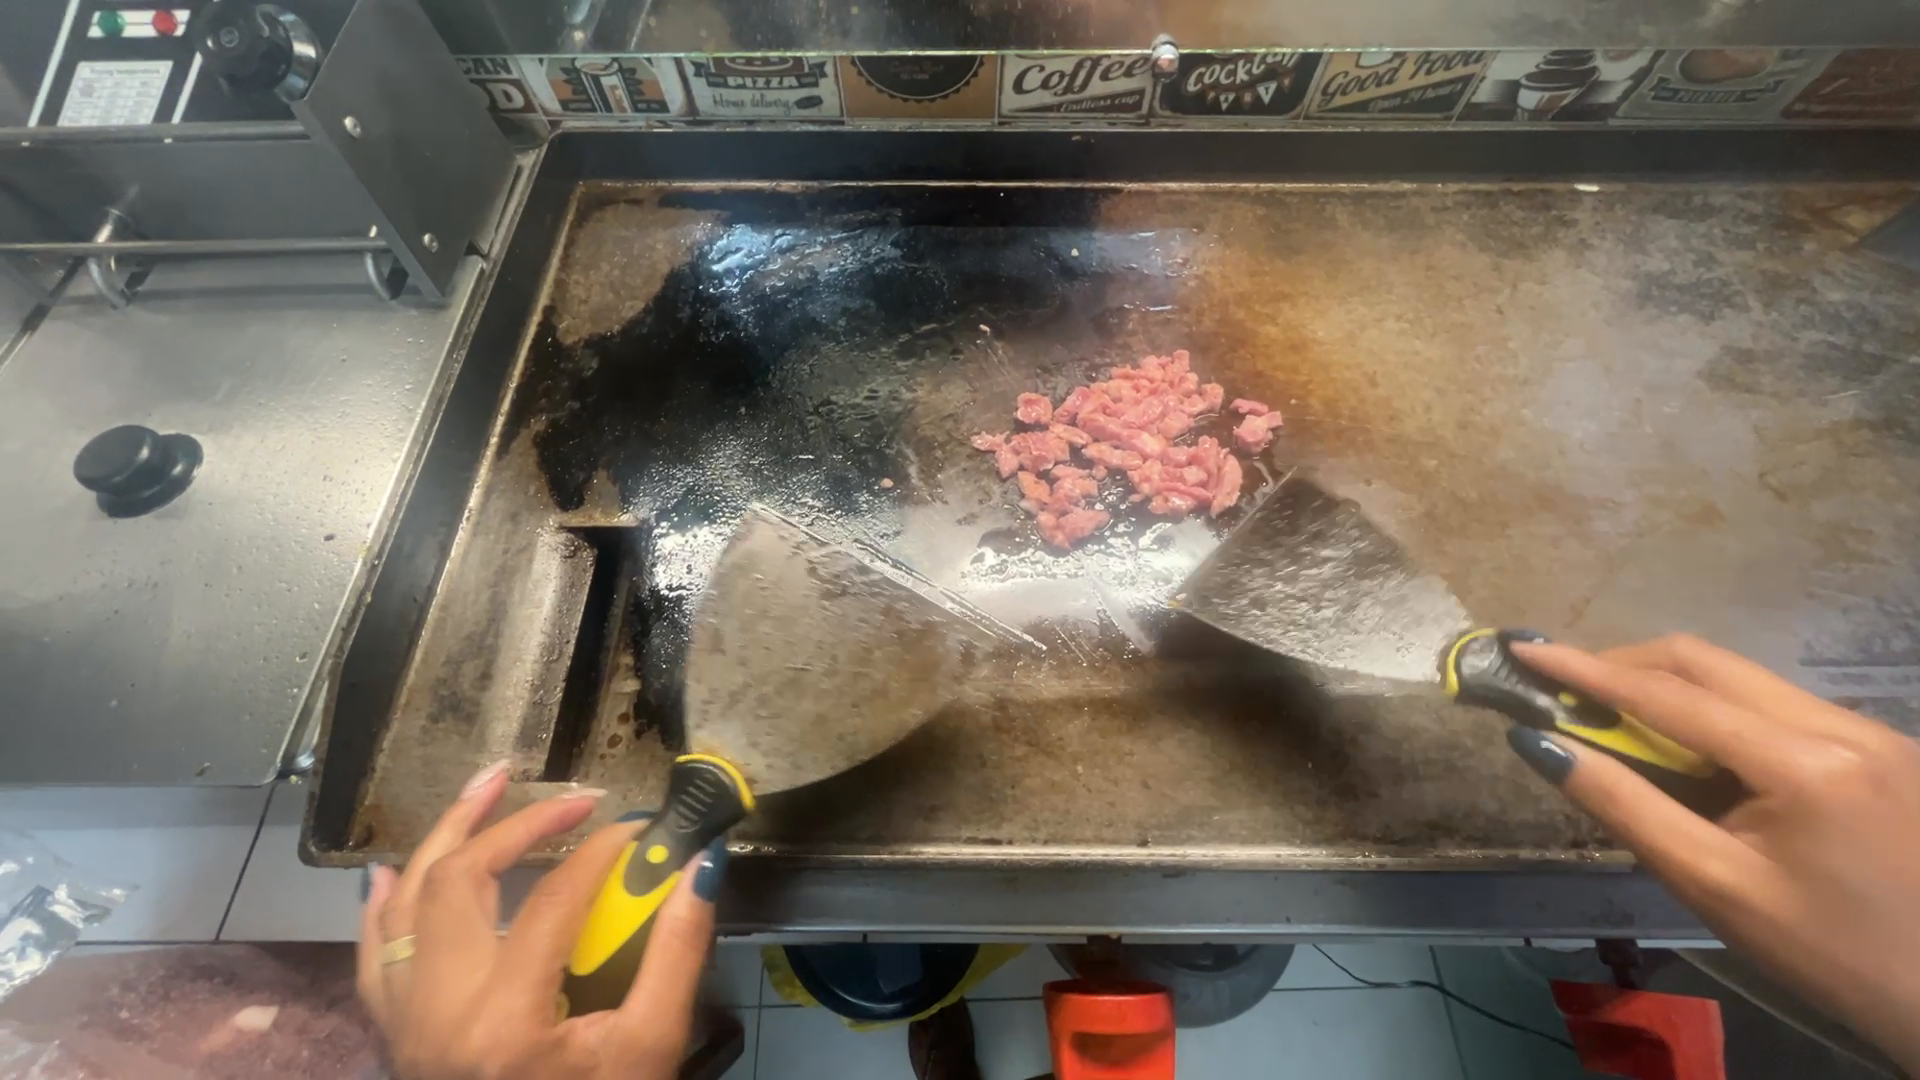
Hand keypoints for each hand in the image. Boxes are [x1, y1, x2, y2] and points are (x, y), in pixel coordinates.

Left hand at [357, 761, 722, 1078]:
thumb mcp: (652, 1045)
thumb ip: (679, 949)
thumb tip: (702, 863)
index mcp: (504, 1021)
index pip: (555, 898)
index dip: (604, 848)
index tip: (641, 828)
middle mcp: (436, 1014)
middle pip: (460, 881)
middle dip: (520, 822)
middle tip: (577, 796)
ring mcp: (403, 1025)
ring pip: (405, 904)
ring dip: (449, 833)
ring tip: (491, 781)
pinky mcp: (395, 1034)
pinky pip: (374, 956)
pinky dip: (385, 903)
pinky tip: (395, 868)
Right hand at [1507, 635, 1919, 1073]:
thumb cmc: (1830, 952)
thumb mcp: (1709, 882)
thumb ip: (1619, 802)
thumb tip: (1536, 739)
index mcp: (1807, 763)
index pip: (1665, 694)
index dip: (1582, 667)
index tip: (1521, 648)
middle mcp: (1844, 727)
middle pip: (1701, 662)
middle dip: (1618, 664)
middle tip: (1560, 689)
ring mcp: (1869, 733)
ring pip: (1733, 676)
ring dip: (1658, 685)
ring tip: (1608, 717)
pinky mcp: (1875, 748)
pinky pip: (1763, 701)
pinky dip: (1700, 706)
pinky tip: (1678, 743)